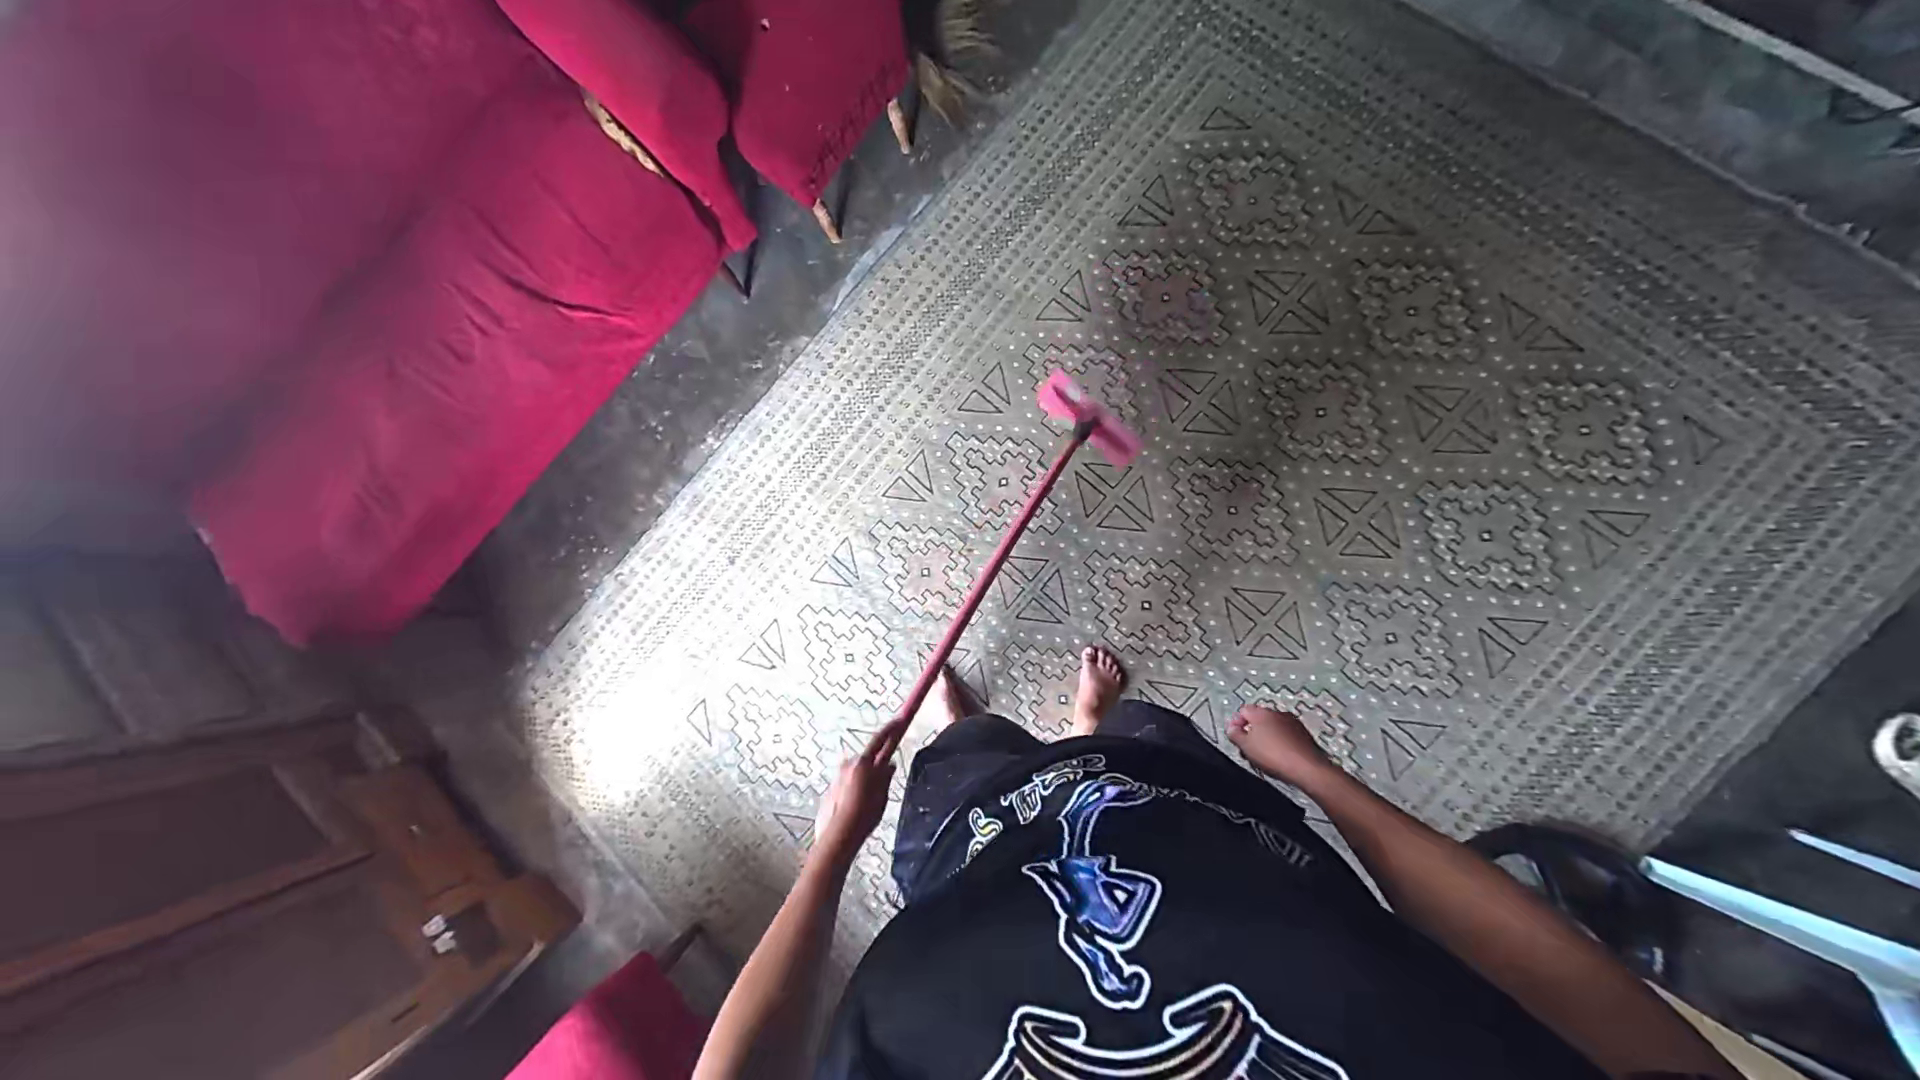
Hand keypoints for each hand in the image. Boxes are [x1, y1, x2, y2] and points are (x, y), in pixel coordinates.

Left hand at [812, 721, 902, 864]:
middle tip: (881, 785)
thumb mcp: (882, 796)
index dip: (890, 729)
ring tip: (867, 804)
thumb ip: (885, 777)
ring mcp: (837, 776)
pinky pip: (847, 784)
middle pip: (866, 759)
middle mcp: (848, 765)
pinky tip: (856, 808)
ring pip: (856, 773)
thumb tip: (889, 764)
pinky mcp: (830, 789)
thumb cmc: (864, 816)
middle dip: (874, 767)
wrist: (838, 836)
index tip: (897, 720)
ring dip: (863, 781)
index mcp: (863, 764)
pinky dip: (853, 790)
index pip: (879, 740)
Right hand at [1228, 705, 1336, 785]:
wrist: (1307, 769)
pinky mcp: (1304, 735)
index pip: (1242, 711)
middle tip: (1249, 748)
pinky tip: (1280, 758)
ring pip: (1273, 728)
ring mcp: (1293, 723)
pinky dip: (1281, 744)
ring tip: (1265, 756)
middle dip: (1252, 733)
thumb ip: (1234, 734)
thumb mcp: (1245, 746)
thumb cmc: (1277, 756)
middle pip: (1258, 719)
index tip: (1235, 736)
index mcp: (1261, 712)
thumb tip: (1232, 729)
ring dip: (1267, 739)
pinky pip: (1286, 736)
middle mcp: (1278, 714)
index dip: (1236, 724)